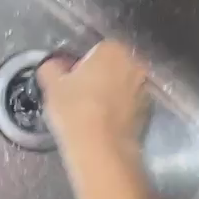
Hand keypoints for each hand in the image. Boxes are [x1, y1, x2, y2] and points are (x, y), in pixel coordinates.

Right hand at [36, 40, 150, 171]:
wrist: (100, 149)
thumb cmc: (75, 111)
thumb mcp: (51, 86)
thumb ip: (51, 68)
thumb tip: (54, 65)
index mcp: (112, 50)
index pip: (94, 50)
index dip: (79, 65)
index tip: (69, 81)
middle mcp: (134, 64)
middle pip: (111, 66)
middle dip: (97, 76)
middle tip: (77, 95)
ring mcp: (144, 88)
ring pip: (121, 85)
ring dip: (108, 93)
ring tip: (89, 112)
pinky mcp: (147, 112)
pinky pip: (128, 104)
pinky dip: (117, 110)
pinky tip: (101, 124)